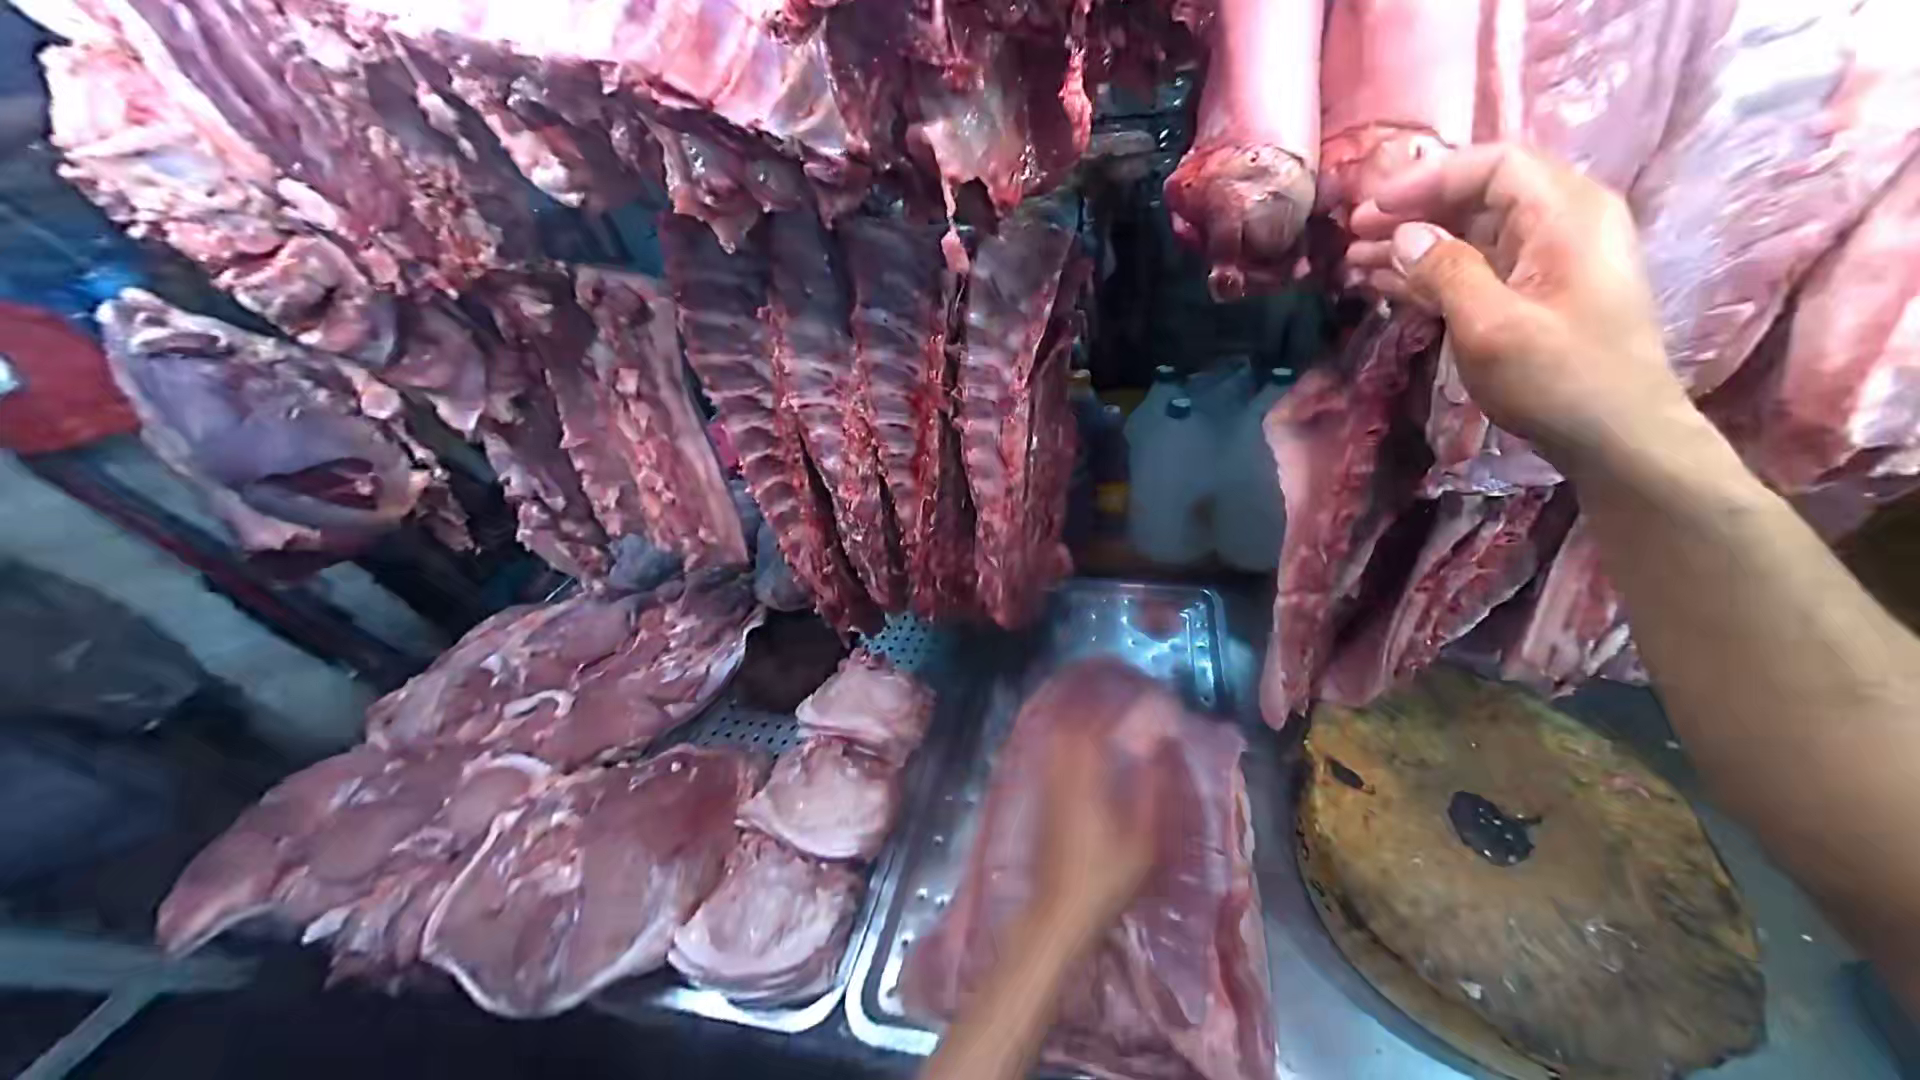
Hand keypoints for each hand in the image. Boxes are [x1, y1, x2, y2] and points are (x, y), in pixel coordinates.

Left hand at [1031, 703, 1172, 933]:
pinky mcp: (1038, 789)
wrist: (1057, 909)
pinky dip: (1065, 726)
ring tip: (1106, 697)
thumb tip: (1160, 743)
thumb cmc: (1105, 878)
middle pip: (1075, 715)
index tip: (1151, 696)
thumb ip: (1152, 786)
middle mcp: (1060, 766)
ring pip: (1058, 726)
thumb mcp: (1142, 838)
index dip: (1127, 704)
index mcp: (1086, 773)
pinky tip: (1080, 729)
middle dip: (1100, 695)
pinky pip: (1049, 742)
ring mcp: (1044, 776)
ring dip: (1081, 707)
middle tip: (1125, 685)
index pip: (1103, 721)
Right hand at [1344, 145, 1701, 468]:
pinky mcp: (1528, 295)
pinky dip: (1427, 273)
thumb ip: (1446, 271)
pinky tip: (1383, 282)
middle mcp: (1560, 225)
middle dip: (1412, 211)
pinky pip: (1472, 268)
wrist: (1613, 433)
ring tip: (1354, 259)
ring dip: (1411, 244)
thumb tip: (1403, 235)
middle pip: (1478, 196)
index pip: (1493, 167)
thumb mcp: (1491, 324)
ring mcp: (1544, 262)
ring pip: (1468, 235)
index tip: (1371, 207)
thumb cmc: (1557, 377)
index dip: (1427, 179)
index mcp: (1565, 215)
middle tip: (1352, 233)